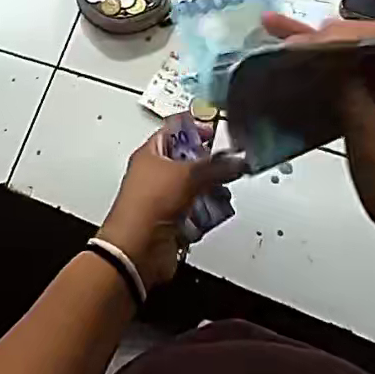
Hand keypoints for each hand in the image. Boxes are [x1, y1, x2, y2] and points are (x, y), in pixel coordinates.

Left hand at [98, 119, 247, 291]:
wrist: (138, 248)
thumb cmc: (147, 204)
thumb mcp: (186, 175)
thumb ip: (216, 166)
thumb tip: (236, 159)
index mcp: (152, 153)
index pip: (175, 129)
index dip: (196, 124)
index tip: (219, 125)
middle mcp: (158, 173)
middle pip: (190, 159)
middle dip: (211, 162)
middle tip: (230, 161)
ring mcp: (166, 197)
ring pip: (197, 186)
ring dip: (213, 189)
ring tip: (224, 190)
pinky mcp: (175, 219)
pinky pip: (198, 210)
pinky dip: (208, 211)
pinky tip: (218, 211)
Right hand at [262, 13, 374, 270]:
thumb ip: (350, 93)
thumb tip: (321, 59)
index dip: (344, 35)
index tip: (303, 41)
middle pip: (368, 46)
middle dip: (322, 35)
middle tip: (276, 27)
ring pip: (354, 63)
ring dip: (316, 51)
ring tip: (275, 35)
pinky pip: (348, 84)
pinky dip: (320, 74)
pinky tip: (294, 66)